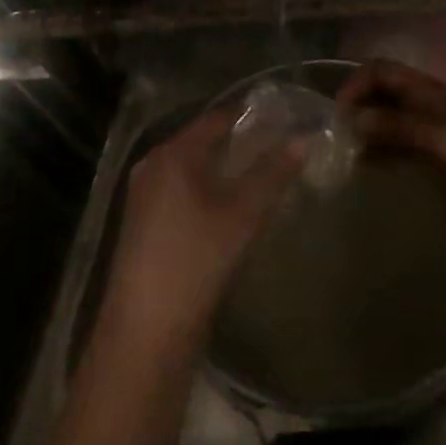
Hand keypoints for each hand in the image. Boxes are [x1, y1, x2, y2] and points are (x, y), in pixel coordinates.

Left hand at [105, 104, 303, 338]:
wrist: (146, 327)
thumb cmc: (196, 258)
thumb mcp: (243, 213)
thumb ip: (273, 172)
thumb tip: (304, 138)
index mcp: (172, 152)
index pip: (216, 119)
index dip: (250, 117)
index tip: (283, 120)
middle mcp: (152, 164)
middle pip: (201, 142)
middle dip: (238, 144)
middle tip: (278, 149)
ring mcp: (143, 194)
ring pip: (190, 168)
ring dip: (222, 169)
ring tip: (259, 177)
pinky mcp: (142, 222)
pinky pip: (179, 191)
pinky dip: (205, 190)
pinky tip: (227, 208)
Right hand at [336, 58, 445, 190]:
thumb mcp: (442, 140)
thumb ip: (397, 126)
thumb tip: (354, 119)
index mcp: (433, 92)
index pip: (382, 70)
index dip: (356, 84)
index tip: (338, 116)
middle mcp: (433, 106)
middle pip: (386, 92)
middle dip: (360, 105)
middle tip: (340, 137)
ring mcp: (441, 133)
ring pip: (394, 119)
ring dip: (370, 129)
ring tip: (351, 155)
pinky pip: (405, 146)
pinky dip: (385, 151)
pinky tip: (375, 171)